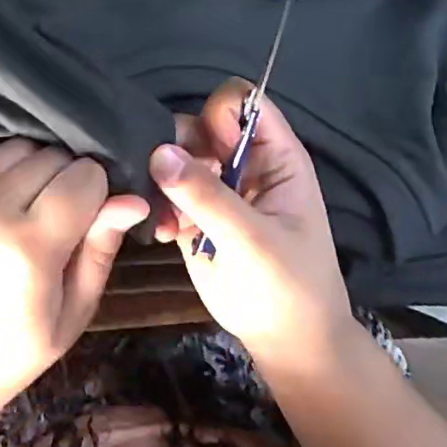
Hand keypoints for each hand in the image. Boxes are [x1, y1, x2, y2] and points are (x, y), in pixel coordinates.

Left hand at [0, 140, 149, 427]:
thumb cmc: (17, 350)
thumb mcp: (74, 311)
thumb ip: (101, 248)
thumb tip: (135, 199)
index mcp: (31, 247)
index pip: (86, 175)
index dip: (98, 194)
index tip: (90, 221)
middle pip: (55, 155)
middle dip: (69, 180)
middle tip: (62, 220)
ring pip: (19, 146)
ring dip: (34, 168)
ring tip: (31, 206)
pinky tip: (1, 195)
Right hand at [151, 81, 355, 369]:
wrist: (287, 344)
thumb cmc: (288, 287)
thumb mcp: (253, 240)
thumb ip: (207, 195)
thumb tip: (158, 151)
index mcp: (274, 155)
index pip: (242, 102)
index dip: (219, 117)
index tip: (208, 154)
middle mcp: (244, 162)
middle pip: (200, 125)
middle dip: (181, 151)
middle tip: (176, 190)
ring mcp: (218, 187)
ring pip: (176, 155)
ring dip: (163, 181)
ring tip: (168, 217)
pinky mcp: (195, 213)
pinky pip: (165, 190)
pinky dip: (158, 206)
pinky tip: (162, 232)